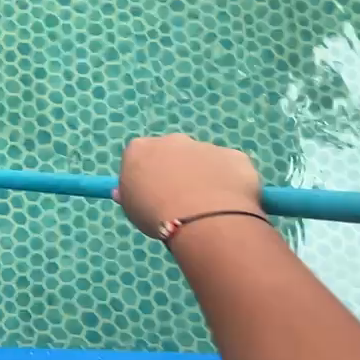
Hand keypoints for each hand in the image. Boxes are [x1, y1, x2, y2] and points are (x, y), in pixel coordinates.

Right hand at [116, 134, 262, 238]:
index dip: (145, 173)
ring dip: (204, 175)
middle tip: (179, 197)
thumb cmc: (156, 213)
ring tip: (207, 204)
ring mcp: (206, 146)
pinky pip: (231, 168)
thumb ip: (128, 194)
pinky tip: (229, 202)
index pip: (139, 155)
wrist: (204, 219)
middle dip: (176, 168)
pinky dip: (230, 181)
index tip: (150, 191)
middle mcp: (172, 140)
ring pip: (203, 159)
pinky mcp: (235, 156)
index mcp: (140, 149)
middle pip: (172, 152)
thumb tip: (123, 191)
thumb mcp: (130, 208)